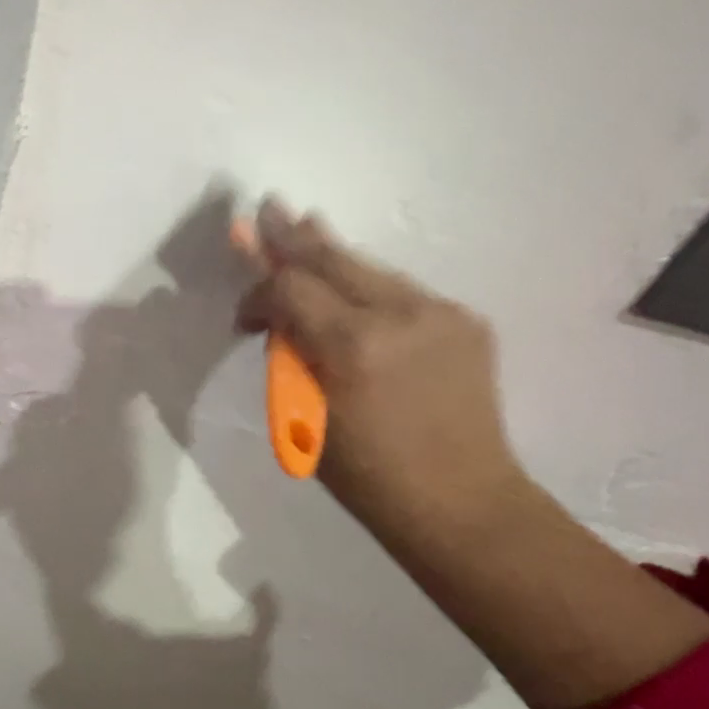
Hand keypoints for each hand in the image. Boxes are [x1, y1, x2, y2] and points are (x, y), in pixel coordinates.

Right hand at [236, 198, 524, 529]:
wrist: (459, 501)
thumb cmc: (367, 476)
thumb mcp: (306, 419)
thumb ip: (293, 358)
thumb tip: (277, 316)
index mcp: (353, 345)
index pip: (291, 288)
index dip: (258, 289)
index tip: (243, 317)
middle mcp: (400, 314)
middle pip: (334, 260)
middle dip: (293, 237)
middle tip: (266, 207)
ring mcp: (440, 313)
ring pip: (371, 271)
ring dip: (333, 256)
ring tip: (305, 226)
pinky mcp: (465, 322)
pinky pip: (402, 294)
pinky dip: (369, 289)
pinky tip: (353, 287)